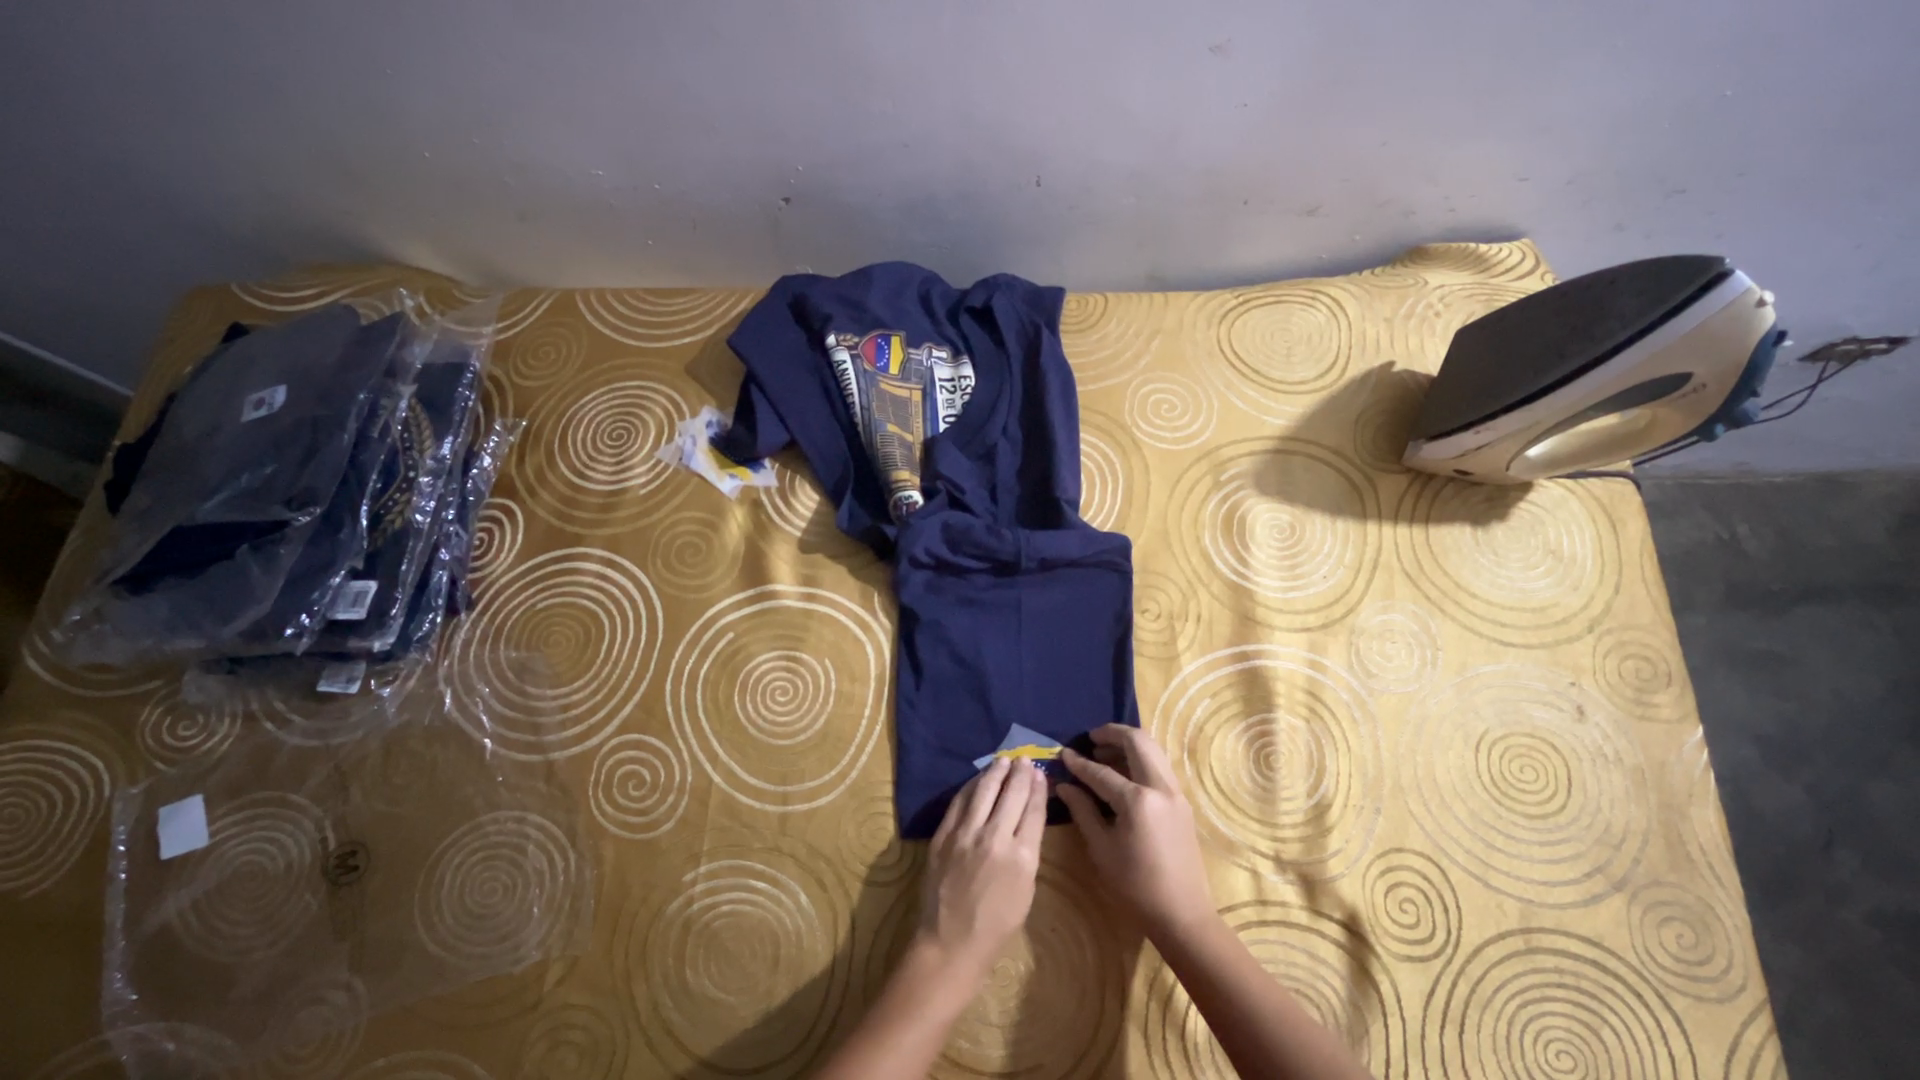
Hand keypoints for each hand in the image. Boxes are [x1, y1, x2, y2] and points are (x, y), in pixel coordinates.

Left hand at [917, 756, 1047, 972]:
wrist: (952, 942)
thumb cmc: (997, 926)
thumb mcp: (1026, 890)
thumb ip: (1028, 852)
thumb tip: (1028, 822)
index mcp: (1022, 856)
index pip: (1033, 810)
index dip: (1038, 788)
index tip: (1040, 773)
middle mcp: (995, 838)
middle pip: (1011, 794)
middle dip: (1020, 774)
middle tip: (1024, 759)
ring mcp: (966, 834)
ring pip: (984, 791)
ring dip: (995, 773)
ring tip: (1003, 761)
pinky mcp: (943, 836)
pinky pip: (959, 802)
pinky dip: (971, 787)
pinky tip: (978, 780)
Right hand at [1057, 724, 1215, 940]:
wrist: (1182, 913)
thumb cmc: (1135, 886)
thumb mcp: (1101, 849)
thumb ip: (1082, 811)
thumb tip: (1065, 785)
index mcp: (1138, 800)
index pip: (1101, 772)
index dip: (1079, 763)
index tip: (1063, 753)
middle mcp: (1161, 788)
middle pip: (1138, 742)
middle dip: (1112, 734)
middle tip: (1090, 738)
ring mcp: (1176, 793)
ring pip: (1153, 751)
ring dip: (1128, 745)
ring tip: (1103, 752)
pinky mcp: (1182, 803)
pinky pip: (1160, 767)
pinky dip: (1140, 760)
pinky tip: (1123, 772)